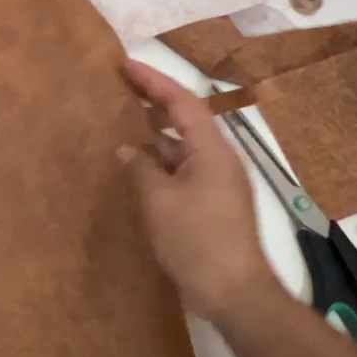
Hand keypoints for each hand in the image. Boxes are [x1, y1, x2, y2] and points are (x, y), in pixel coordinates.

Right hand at [117, 59, 280, 319]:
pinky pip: (183, 168)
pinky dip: (159, 159)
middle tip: (121, 87)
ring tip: (122, 122)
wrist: (234, 292)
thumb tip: (126, 149)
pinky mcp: (212, 203)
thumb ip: (139, 168)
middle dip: (154, 100)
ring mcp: (218, 182)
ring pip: (183, 145)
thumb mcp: (158, 201)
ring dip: (155, 132)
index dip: (154, 80)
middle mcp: (219, 159)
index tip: (124, 64)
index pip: (182, 101)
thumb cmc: (196, 241)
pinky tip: (138, 166)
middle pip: (186, 118)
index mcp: (211, 150)